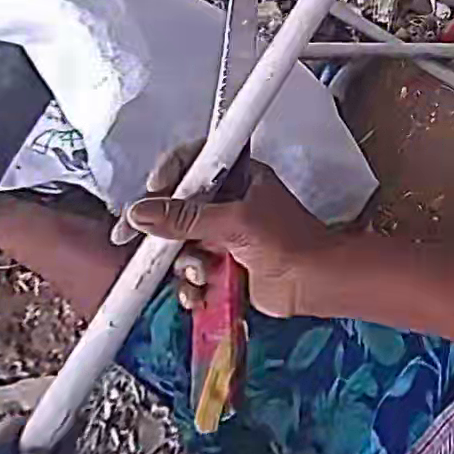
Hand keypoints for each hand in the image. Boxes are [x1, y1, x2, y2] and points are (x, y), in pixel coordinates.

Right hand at [124, 146, 337, 318]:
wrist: (310, 281)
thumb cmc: (289, 241)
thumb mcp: (236, 222)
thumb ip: (187, 218)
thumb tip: (142, 211)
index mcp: (241, 177)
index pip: (199, 161)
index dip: (174, 171)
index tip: (154, 188)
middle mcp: (230, 201)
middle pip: (180, 205)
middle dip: (164, 228)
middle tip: (142, 243)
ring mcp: (224, 233)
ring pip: (180, 242)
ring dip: (183, 262)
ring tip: (202, 272)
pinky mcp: (221, 262)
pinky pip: (189, 269)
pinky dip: (190, 283)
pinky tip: (200, 291)